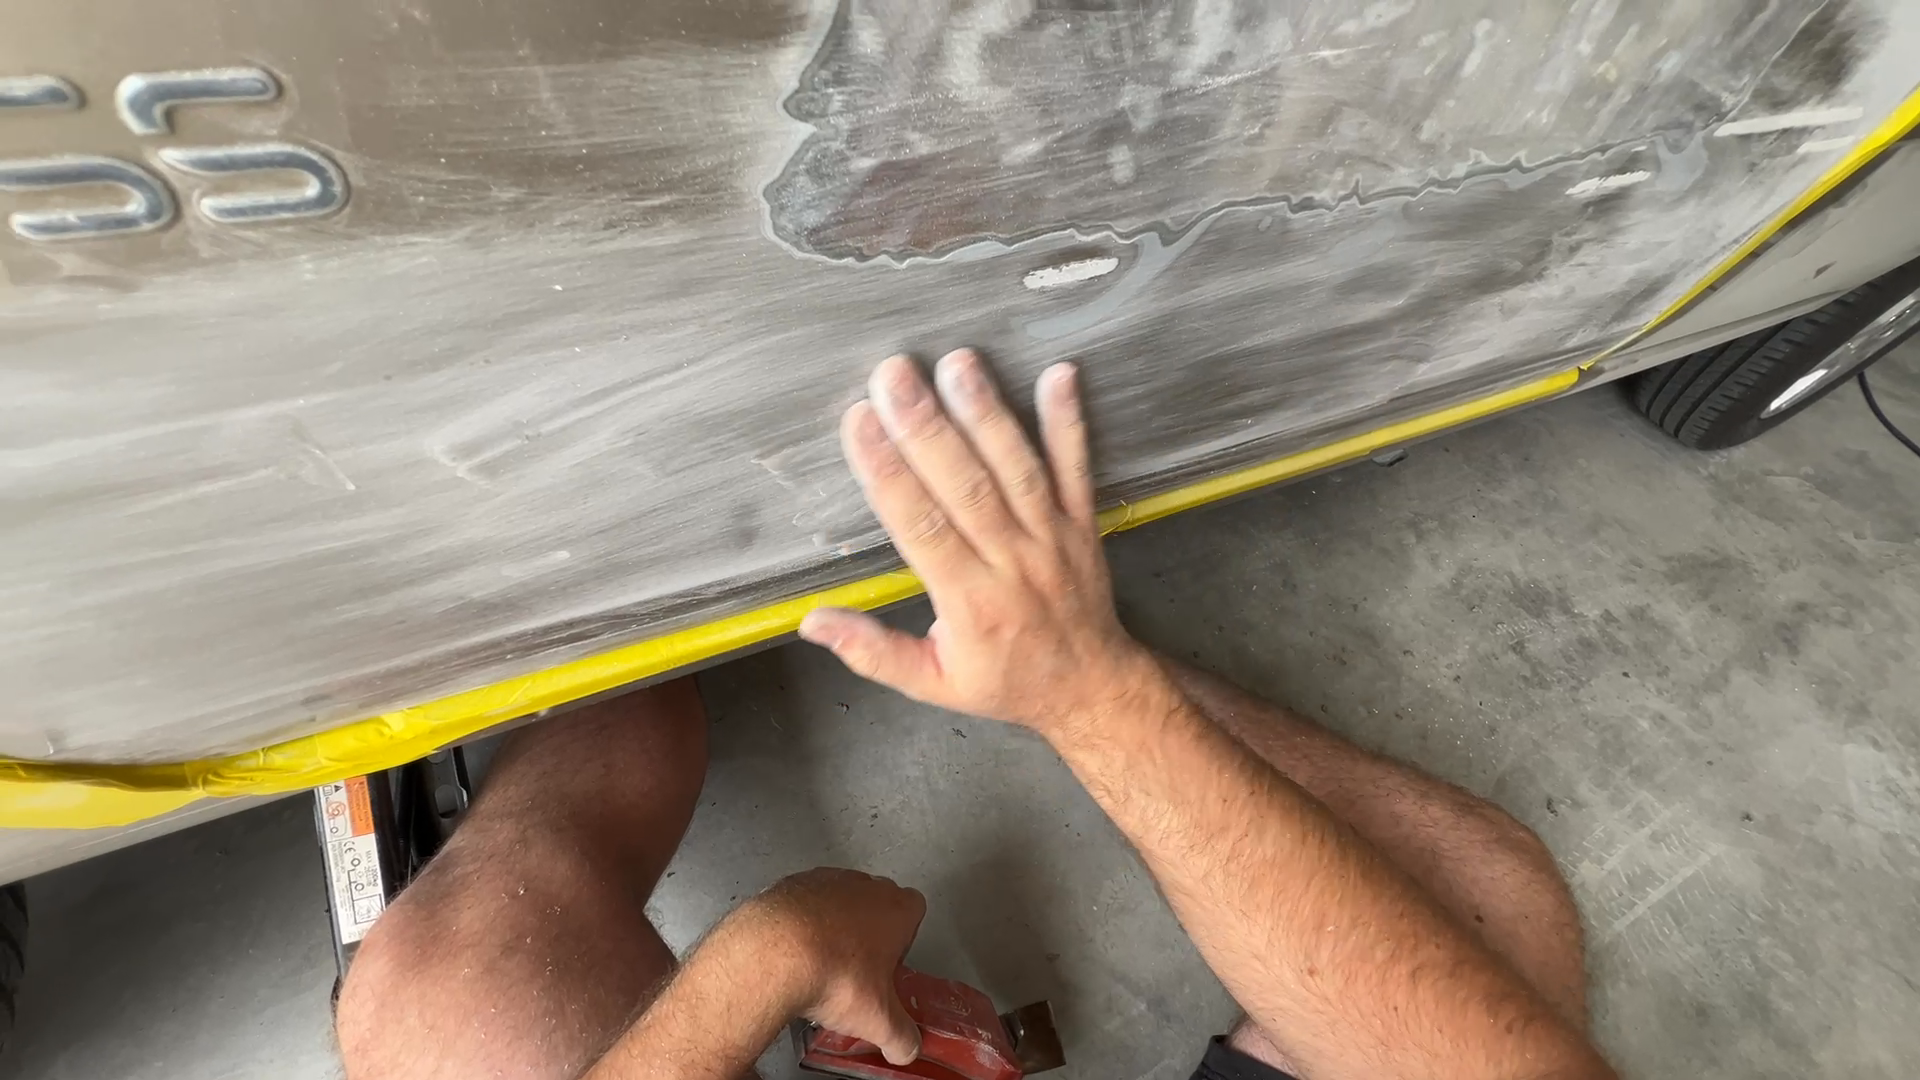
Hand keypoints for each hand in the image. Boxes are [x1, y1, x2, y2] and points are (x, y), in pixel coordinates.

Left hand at [743, 868, 926, 1064]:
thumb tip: (908, 1049)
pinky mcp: (798, 881)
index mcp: (897, 909)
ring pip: (842, 899)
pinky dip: (805, 920)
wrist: (778, 951)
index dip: (904, 938)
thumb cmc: (837, 975)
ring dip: (836, 925)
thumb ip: (901, 1036)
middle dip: (870, 932)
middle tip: (856, 970)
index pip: (915, 910)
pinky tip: (794, 951)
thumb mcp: (877, 1020)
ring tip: (820, 963)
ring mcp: (831, 878)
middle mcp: (868, 885)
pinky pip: (808, 899)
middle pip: (877, 903)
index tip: (888, 965)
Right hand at [800, 350, 1159, 736]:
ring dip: (988, 413)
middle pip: (965, 486)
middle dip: (926, 427)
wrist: (1091, 687)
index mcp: (968, 600)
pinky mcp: (1082, 521)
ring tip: (958, 364)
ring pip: (1016, 469)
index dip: (887, 472)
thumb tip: (812, 623)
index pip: (920, 526)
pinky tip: (1059, 375)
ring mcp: (1052, 535)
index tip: (859, 423)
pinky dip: (1069, 423)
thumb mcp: (933, 684)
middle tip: (894, 374)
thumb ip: (874, 651)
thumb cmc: (1006, 682)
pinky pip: (1076, 468)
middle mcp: (1011, 560)